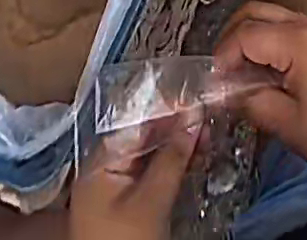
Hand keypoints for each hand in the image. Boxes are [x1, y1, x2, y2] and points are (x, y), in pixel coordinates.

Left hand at [69, 114, 199, 239]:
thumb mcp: (152, 200)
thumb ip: (173, 155)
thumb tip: (194, 115)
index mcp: (99, 165)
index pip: (133, 122)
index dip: (164, 109)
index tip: (194, 97)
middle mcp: (104, 172)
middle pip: (142, 139)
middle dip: (175, 127)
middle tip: (206, 116)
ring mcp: (115, 192)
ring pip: (150, 157)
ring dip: (177, 146)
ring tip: (207, 135)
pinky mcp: (128, 208)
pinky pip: (151, 175)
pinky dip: (172, 166)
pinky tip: (194, 158)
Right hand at [213, 1, 306, 174]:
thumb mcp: (289, 124)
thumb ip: (251, 103)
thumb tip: (225, 93)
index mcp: (295, 40)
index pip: (243, 34)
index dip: (222, 58)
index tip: (214, 88)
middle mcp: (303, 23)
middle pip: (252, 12)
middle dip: (229, 39)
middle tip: (219, 76)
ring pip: (266, 15)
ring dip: (245, 37)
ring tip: (236, 75)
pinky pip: (281, 25)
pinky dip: (263, 40)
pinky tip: (260, 72)